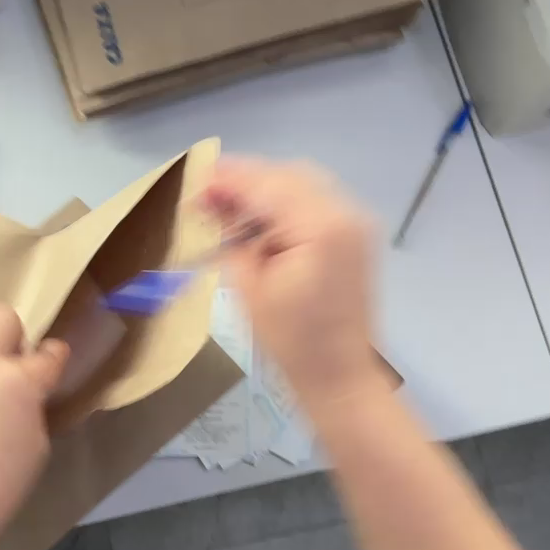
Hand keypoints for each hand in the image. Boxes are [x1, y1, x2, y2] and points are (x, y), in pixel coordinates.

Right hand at [203, 157, 387, 414]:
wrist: (339, 374)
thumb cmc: (290, 341)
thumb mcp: (249, 288)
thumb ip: (232, 239)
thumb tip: (214, 207)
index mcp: (321, 226)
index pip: (267, 185)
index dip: (228, 180)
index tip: (194, 182)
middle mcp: (346, 212)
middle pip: (288, 175)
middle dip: (245, 179)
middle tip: (206, 194)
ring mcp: (355, 222)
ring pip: (302, 184)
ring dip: (264, 189)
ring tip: (227, 206)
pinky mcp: (354, 236)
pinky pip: (315, 202)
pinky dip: (283, 203)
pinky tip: (257, 220)